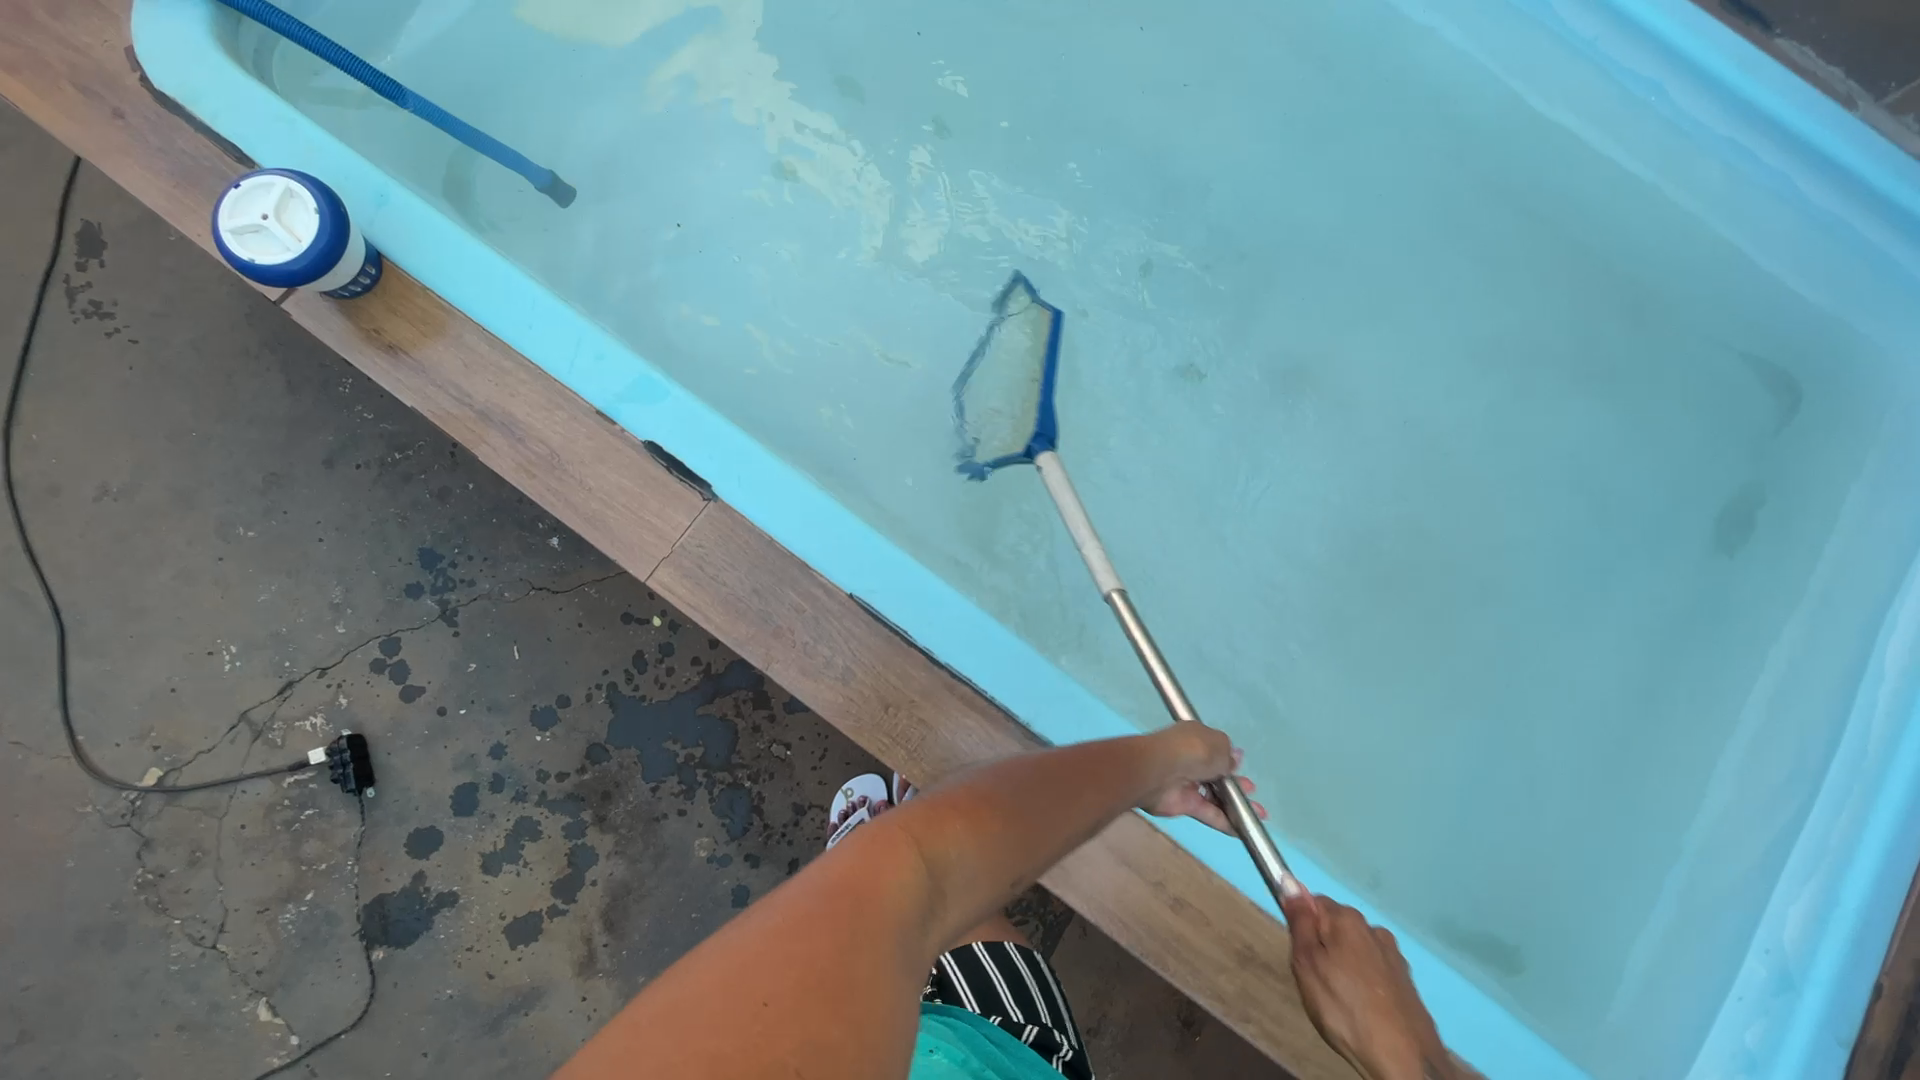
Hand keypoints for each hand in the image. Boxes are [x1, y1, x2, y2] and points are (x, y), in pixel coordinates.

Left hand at [1137, 724, 1265, 835]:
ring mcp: (1186, 782)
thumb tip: (1235, 758)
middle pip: (1215, 774)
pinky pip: (1208, 813)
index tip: (1241, 767)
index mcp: (1195, 738)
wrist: (1159, 770)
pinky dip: (1224, 821)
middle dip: (1235, 783)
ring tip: (1258, 813)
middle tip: (1251, 790)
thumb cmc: (1192, 751)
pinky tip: (1242, 830)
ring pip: (1214, 795)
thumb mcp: (1219, 746)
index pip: (1214, 749)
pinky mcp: (1183, 804)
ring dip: (1235, 805)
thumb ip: (1228, 756)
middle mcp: (1190, 759)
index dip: (1228, 759)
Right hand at [1281, 893, 1455, 1079]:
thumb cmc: (1343, 1007)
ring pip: (1356, 950)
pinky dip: (1365, 984)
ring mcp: (1394, 956)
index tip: (1301, 955)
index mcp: (1347, 919)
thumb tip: (1289, 880)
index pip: (1313, 903)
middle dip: (1323, 947)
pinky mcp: (1407, 982)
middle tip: (1316, 981)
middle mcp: (1374, 929)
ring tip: (1340, 1000)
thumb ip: (1299, 921)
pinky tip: (1362, 1009)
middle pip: (1336, 927)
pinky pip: (1374, 972)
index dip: (1303, 927)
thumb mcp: (1306, 962)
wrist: (1403, 1059)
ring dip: (1345, 966)